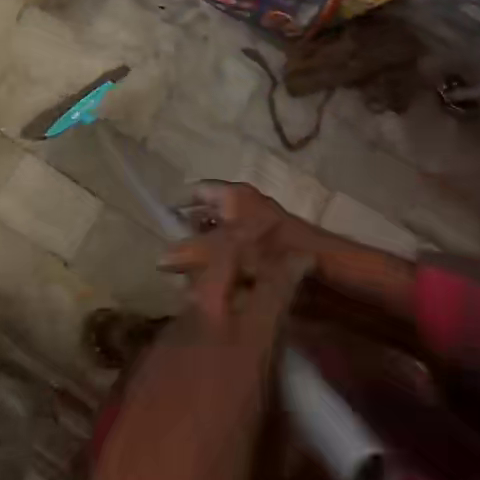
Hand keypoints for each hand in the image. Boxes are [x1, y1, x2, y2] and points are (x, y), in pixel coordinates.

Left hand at [89, 186, 311, 479]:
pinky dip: (195, 325)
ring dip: (217, 286)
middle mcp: (201, 334)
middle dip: (242, 236)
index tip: (304, 255)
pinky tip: (202, 351)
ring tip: (235, 294)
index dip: (291, 267)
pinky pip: (176, 329)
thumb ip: (287, 424)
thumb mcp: (269, 462)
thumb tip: (300, 411)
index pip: (273, 290)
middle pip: (220, 261)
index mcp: (241, 355)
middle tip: (260, 226)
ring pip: (196, 296)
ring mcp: (165, 343)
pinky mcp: (141, 364)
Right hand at [163, 182, 316, 280]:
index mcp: (234, 196)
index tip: (161, 224)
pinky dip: (222, 267)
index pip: (198, 191)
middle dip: (189, 235)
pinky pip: (234, 255)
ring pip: (220, 237)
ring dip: (205, 255)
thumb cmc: (272, 249)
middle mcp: (243, 206)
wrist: (319, 267)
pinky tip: (212, 287)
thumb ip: (193, 252)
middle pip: (207, 215)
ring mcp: (255, 228)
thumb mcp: (227, 249)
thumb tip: (161, 258)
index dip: (179, 205)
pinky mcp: (264, 249)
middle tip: (170, 258)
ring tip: (186, 278)